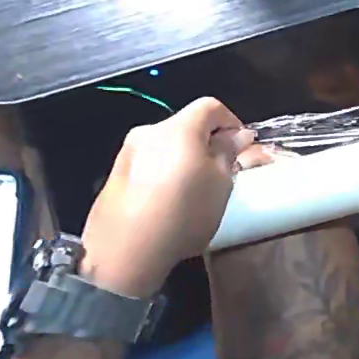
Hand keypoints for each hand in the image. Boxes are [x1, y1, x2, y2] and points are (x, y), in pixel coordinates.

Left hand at [79, 97, 253, 295]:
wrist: (124, 252)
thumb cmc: (184, 214)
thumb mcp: (221, 184)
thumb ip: (229, 153)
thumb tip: (238, 134)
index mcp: (178, 128)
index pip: (211, 106)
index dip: (232, 122)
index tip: (242, 148)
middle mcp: (149, 131)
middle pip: (187, 125)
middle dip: (209, 142)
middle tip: (223, 172)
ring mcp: (128, 152)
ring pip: (168, 144)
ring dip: (187, 157)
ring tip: (196, 190)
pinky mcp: (116, 174)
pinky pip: (151, 162)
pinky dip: (166, 171)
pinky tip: (170, 201)